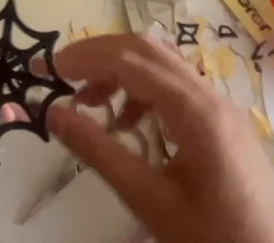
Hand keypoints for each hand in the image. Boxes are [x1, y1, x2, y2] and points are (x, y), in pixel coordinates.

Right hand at [45, 34, 273, 242]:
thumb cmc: (215, 239)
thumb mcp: (150, 201)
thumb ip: (99, 151)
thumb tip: (53, 112)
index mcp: (195, 111)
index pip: (128, 61)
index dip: (83, 59)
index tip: (48, 70)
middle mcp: (211, 97)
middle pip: (145, 50)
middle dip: (98, 54)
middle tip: (63, 73)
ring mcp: (222, 110)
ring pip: (161, 65)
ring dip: (119, 71)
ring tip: (89, 102)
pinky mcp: (225, 127)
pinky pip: (176, 88)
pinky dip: (142, 90)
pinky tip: (127, 123)